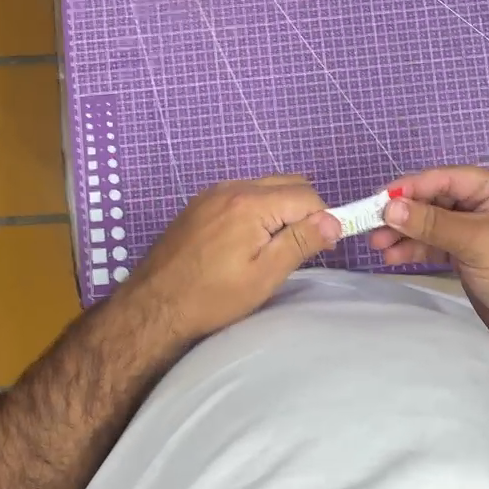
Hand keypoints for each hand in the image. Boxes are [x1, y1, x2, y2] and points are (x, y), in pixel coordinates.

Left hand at [121, 175, 340, 342]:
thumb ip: (301, 242)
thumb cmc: (212, 297)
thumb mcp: (264, 275)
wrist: (154, 305)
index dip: (323, 219)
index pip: (307, 196)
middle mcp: (232, 187)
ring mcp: (213, 192)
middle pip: (288, 184)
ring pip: (266, 187)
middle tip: (301, 247)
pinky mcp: (201, 203)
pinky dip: (257, 209)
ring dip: (281, 209)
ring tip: (274, 247)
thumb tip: (334, 220)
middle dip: (304, 210)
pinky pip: (243, 194)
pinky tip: (249, 240)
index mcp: (251, 203)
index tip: (322, 247)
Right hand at [368, 167, 488, 351]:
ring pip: (429, 224)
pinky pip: (432, 245)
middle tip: (372, 227)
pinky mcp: (465, 256)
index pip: (443, 179)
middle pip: (433, 200)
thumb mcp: (476, 241)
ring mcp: (473, 231)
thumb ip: (432, 223)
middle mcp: (482, 204)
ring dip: (403, 233)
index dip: (410, 188)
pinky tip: (393, 257)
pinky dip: (413, 250)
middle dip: (403, 214)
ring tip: (377, 246)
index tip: (378, 202)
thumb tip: (389, 208)